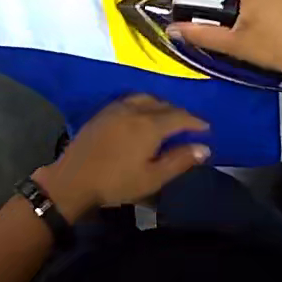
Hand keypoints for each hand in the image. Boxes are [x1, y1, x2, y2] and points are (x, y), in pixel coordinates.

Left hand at [33, 95, 210, 217]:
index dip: (195, 122)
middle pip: (162, 104)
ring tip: (167, 118)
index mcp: (149, 125)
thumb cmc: (116, 183)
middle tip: (189, 125)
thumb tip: (204, 147)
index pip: (179, 117)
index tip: (206, 129)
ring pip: (144, 98)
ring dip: (160, 105)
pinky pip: (129, 100)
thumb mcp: (153, 178)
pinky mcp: (102, 112)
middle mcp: (134, 110)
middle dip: (178, 113)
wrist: (74, 179)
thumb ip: (179, 160)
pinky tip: (141, 115)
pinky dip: (142, 104)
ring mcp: (115, 108)